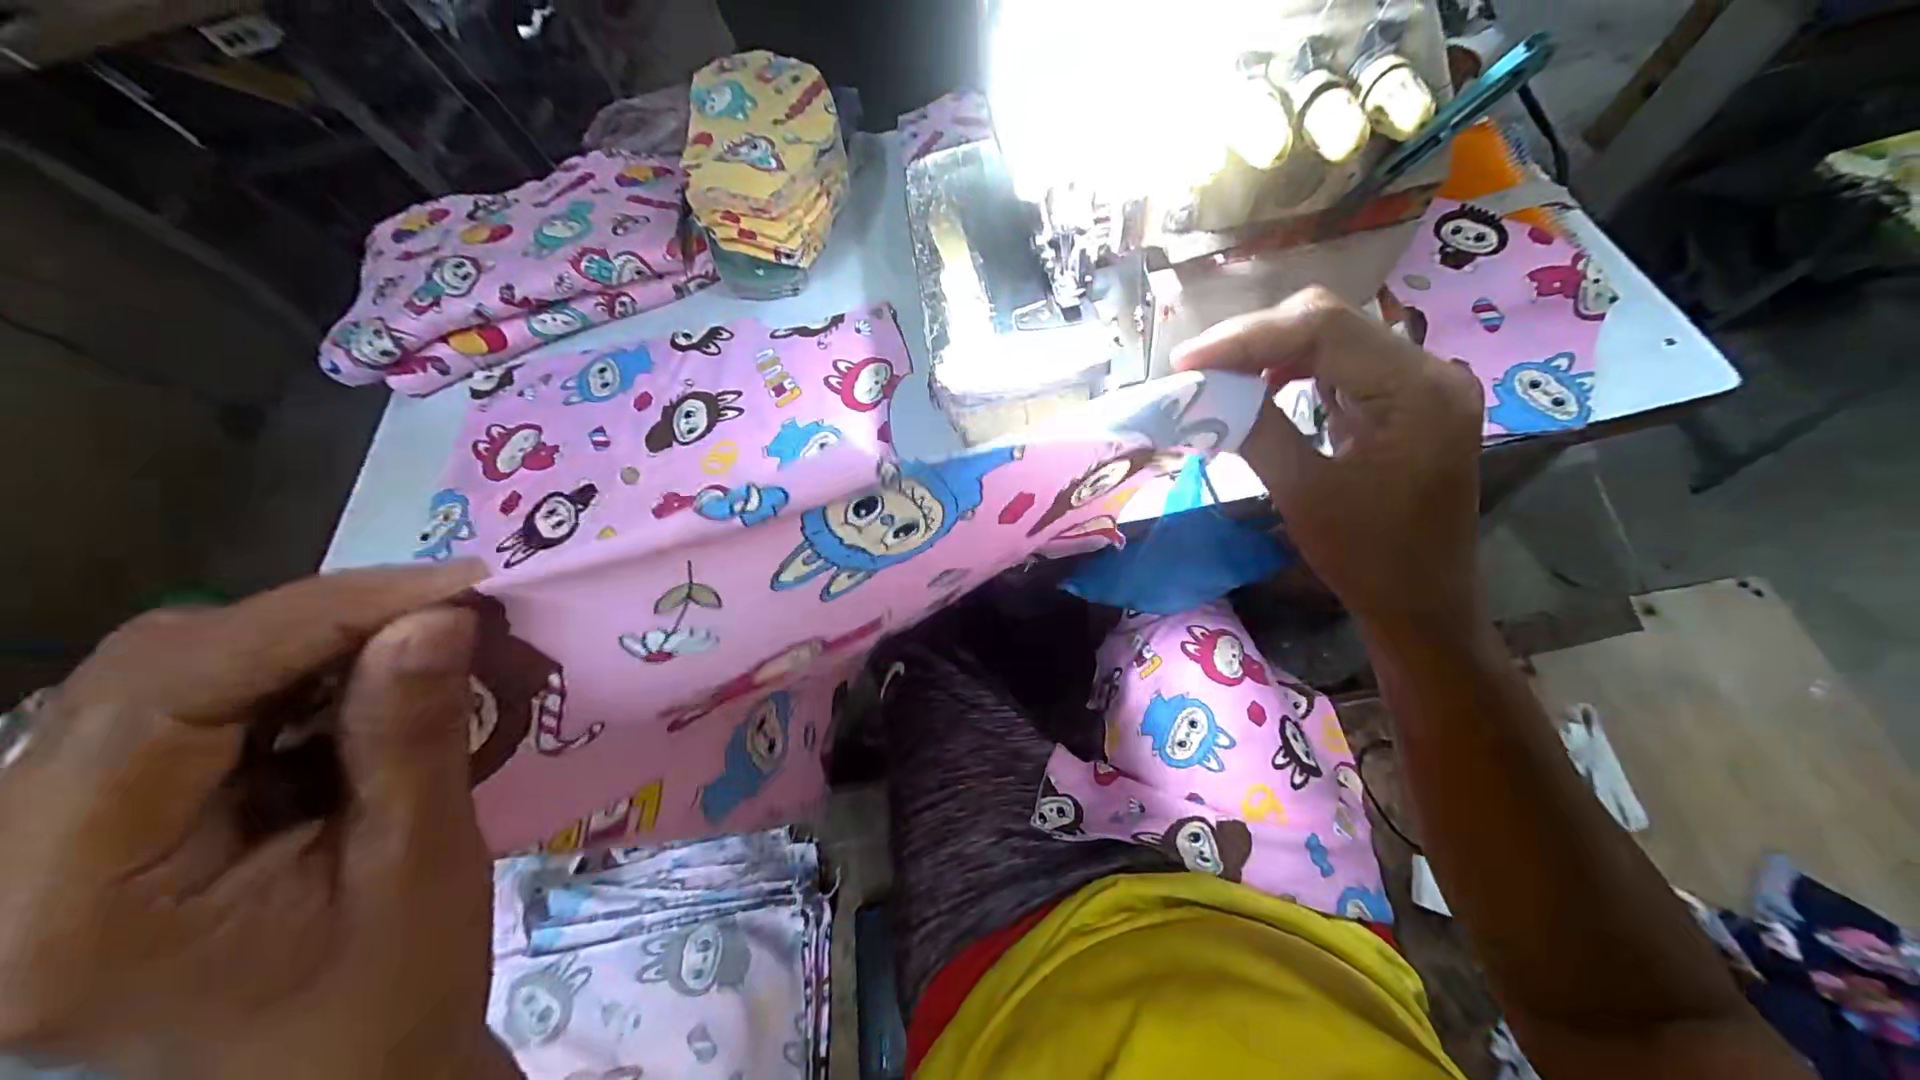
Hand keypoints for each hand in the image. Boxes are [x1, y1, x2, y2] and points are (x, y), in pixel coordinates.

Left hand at [0, 562, 518, 1079]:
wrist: (355, 1077)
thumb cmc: (390, 996)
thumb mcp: (418, 865)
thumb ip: (413, 735)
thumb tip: (438, 614)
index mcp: (67, 904)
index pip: (165, 697)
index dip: (319, 615)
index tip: (453, 584)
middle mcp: (15, 862)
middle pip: (153, 673)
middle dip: (319, 623)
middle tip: (446, 611)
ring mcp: (54, 842)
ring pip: (175, 677)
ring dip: (314, 646)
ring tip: (421, 646)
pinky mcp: (114, 824)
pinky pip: (200, 709)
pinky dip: (301, 680)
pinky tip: (371, 689)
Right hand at [1174, 286, 1485, 631]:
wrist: (1423, 604)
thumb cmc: (1367, 559)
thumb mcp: (1303, 493)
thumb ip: (1258, 429)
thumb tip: (1205, 390)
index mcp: (1417, 391)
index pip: (1323, 329)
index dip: (1246, 337)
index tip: (1187, 361)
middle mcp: (1431, 371)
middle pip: (1331, 321)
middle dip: (1255, 338)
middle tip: (1197, 367)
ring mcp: (1423, 383)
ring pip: (1335, 336)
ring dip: (1271, 349)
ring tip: (1219, 373)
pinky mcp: (1408, 401)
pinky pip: (1345, 364)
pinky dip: (1296, 368)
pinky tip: (1262, 385)